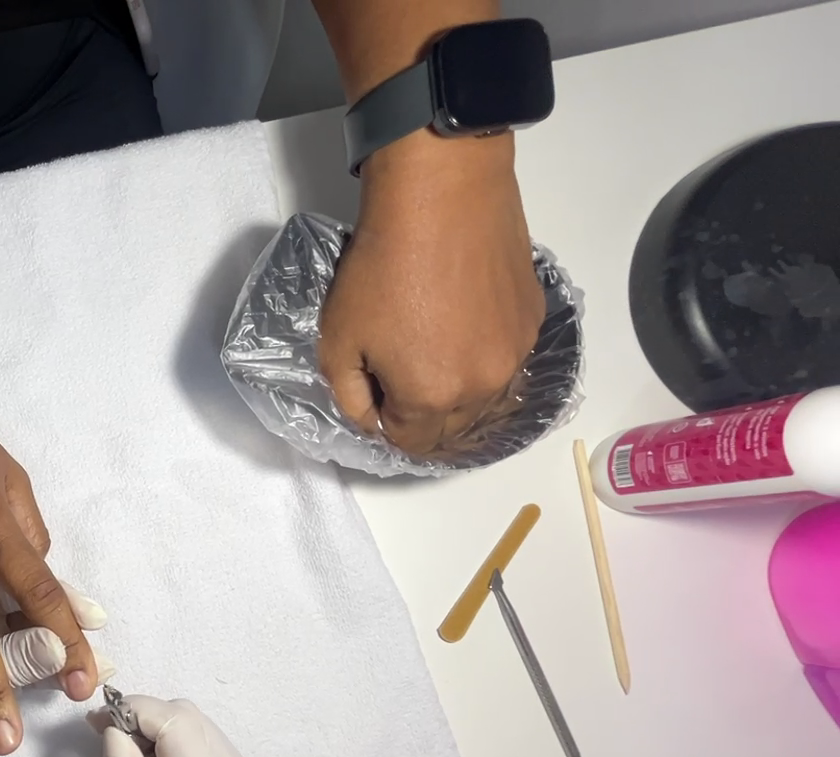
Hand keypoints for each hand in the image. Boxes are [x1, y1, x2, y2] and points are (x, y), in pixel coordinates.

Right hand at [98, 696, 320, 756]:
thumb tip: (113, 731)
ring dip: (160, 727)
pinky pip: (213, 743)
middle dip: (143, 716)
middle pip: (190, 717)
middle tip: (107, 741)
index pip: (177, 725)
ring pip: (202, 725)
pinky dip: (179, 743)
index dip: (134, 709)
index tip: (98, 724)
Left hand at [317, 132, 545, 454]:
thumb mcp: (337, 346)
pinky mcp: (534, 317)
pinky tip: (454, 332)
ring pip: (481, 398)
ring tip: (423, 357)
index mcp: (432, 397)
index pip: (410, 442)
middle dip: (419, 415)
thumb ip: (351, 398)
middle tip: (391, 379)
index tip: (371, 399)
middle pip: (450, 427)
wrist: (441, 200)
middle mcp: (485, 384)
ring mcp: (517, 350)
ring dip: (451, 391)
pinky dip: (477, 361)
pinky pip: (502, 361)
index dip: (385, 427)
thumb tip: (370, 421)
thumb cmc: (377, 276)